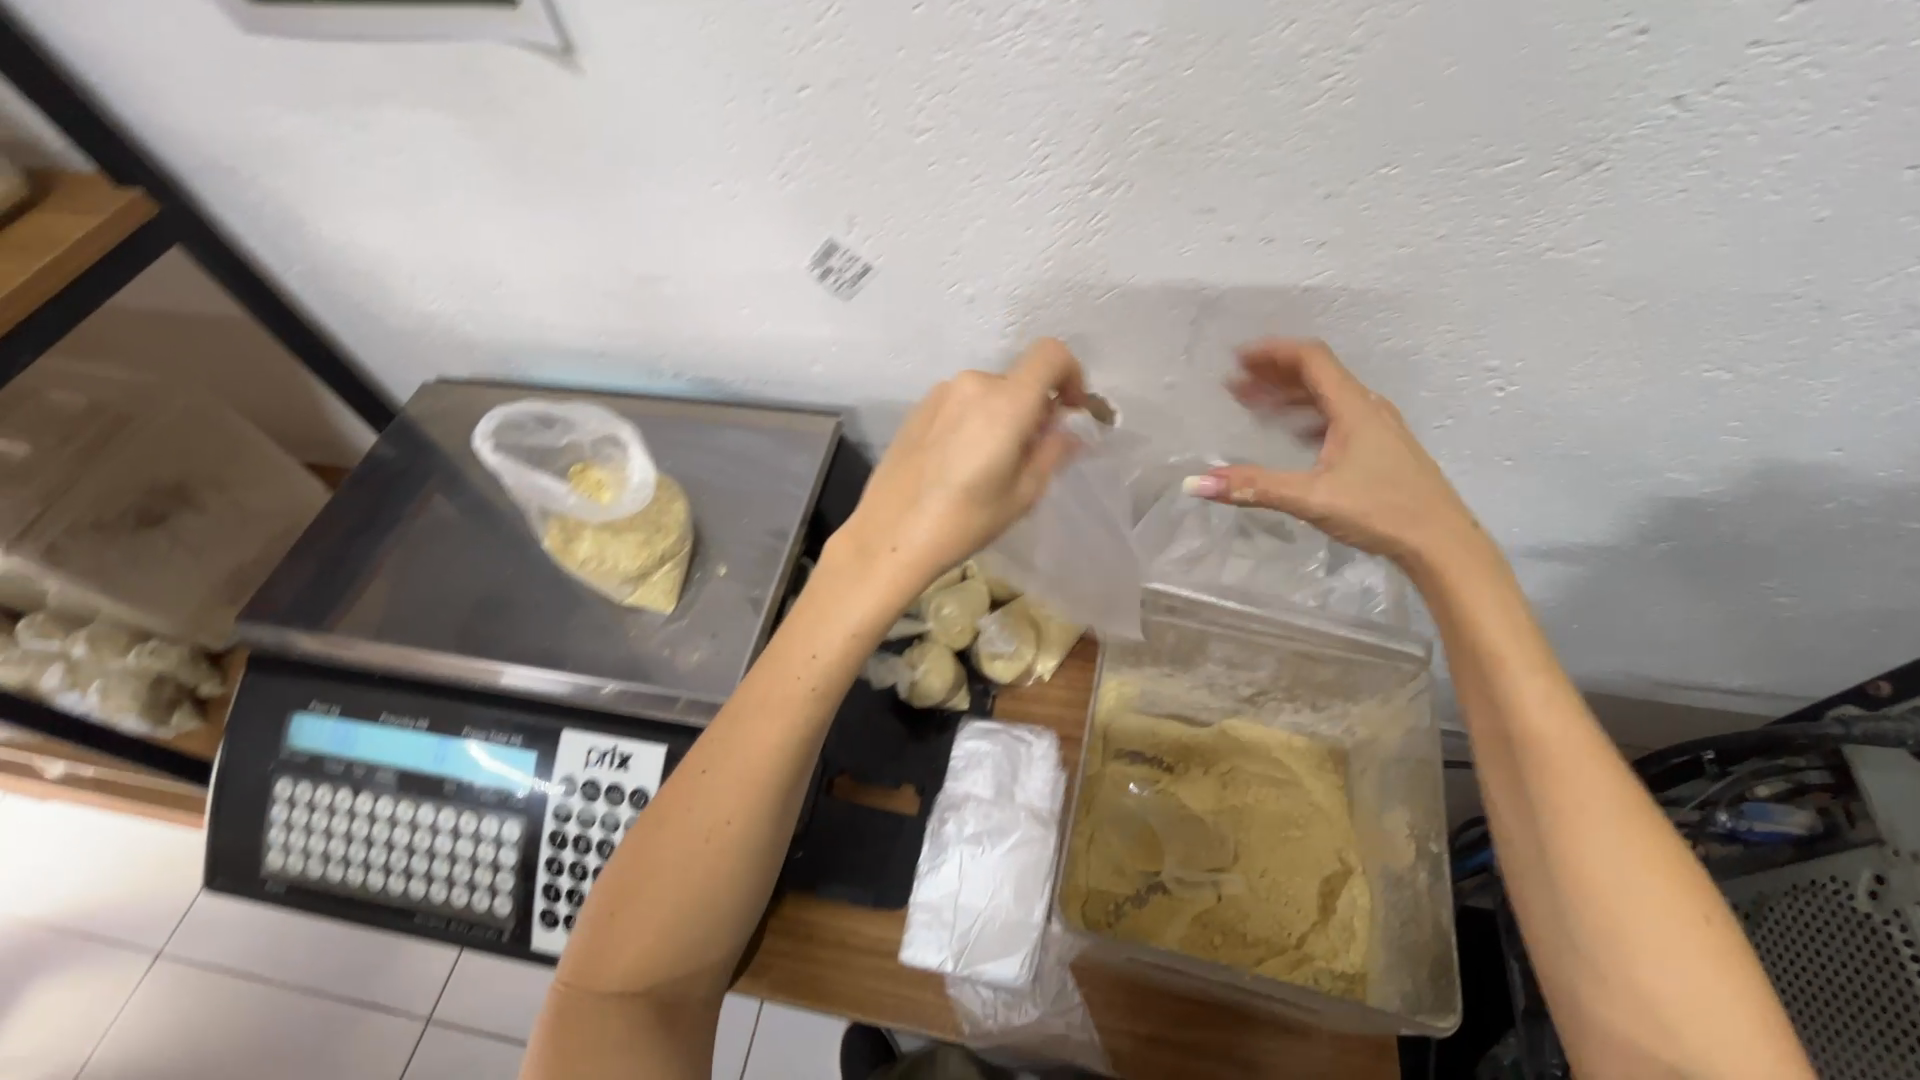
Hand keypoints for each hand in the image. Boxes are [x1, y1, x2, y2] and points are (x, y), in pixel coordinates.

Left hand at [832, 339, 1086, 599]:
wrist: (891, 534)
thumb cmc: (965, 520)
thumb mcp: (1023, 494)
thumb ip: (1052, 452)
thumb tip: (1067, 431)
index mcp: (1006, 402)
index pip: (1051, 354)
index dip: (1071, 374)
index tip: (1070, 409)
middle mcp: (972, 384)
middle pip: (1018, 381)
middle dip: (1033, 409)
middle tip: (1029, 453)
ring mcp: (940, 394)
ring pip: (987, 394)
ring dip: (1000, 416)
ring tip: (990, 463)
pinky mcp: (917, 409)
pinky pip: (960, 404)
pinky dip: (973, 421)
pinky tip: (958, 462)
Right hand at [1183, 339, 1485, 574]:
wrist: (1441, 542)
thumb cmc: (1381, 510)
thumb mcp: (1311, 498)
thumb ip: (1253, 487)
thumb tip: (1196, 483)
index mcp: (1353, 407)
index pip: (1310, 359)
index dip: (1272, 353)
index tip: (1237, 358)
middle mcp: (1367, 408)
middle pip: (1316, 374)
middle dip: (1272, 375)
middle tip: (1234, 384)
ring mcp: (1378, 428)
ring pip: (1326, 397)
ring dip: (1288, 396)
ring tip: (1253, 406)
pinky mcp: (1382, 448)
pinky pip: (1336, 417)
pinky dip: (1306, 417)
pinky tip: (1290, 436)